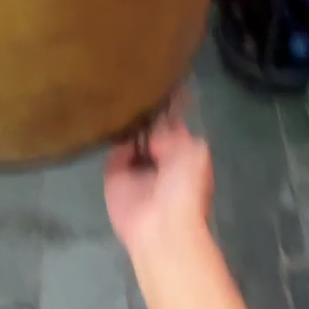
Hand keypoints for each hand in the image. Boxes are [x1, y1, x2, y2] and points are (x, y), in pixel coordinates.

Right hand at [105, 103, 212, 257]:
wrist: (161, 224)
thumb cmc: (185, 188)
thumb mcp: (194, 151)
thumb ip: (175, 132)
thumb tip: (152, 132)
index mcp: (184, 152)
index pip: (174, 123)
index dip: (169, 105)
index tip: (159, 84)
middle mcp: (160, 156)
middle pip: (150, 127)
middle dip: (146, 111)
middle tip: (136, 89)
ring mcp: (136, 166)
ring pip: (131, 136)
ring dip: (128, 122)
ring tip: (122, 97)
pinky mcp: (114, 174)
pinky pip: (114, 150)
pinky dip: (115, 139)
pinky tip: (115, 121)